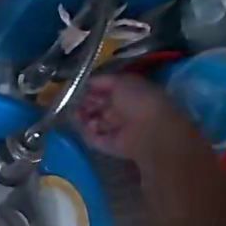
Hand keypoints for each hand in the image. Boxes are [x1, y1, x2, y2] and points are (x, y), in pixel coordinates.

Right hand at [75, 74, 195, 162]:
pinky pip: (94, 138)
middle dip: (86, 104)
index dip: (92, 89)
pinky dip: (88, 133)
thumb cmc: (138, 100)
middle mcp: (121, 111)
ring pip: (93, 122)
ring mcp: (115, 129)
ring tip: (79, 115)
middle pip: (98, 107)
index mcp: (127, 94)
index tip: (79, 88)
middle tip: (76, 103)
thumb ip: (104, 80)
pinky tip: (90, 126)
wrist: (149, 130)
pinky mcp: (109, 145)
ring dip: (84, 117)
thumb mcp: (122, 81)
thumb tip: (88, 82)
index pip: (105, 91)